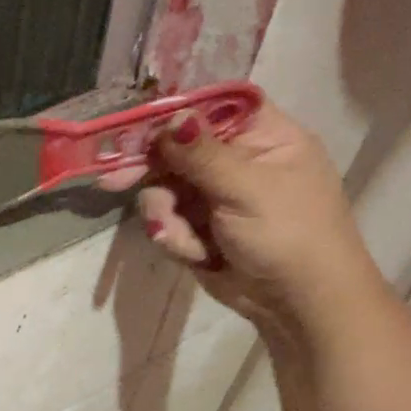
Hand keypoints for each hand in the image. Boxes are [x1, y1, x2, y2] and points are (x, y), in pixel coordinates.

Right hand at [98, 97, 383, 338]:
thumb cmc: (289, 235)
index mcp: (265, 139)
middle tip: (112, 182)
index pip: (214, 109)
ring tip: (182, 239)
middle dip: (150, 171)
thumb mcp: (247, 190)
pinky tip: (196, 254)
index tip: (136, 126)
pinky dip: (174, 238)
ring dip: (166, 216)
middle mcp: (236, 161)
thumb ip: (203, 155)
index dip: (175, 113)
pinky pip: (165, 220)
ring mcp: (214, 195)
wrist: (298, 302)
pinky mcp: (196, 225)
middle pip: (175, 149)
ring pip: (162, 189)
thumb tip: (173, 118)